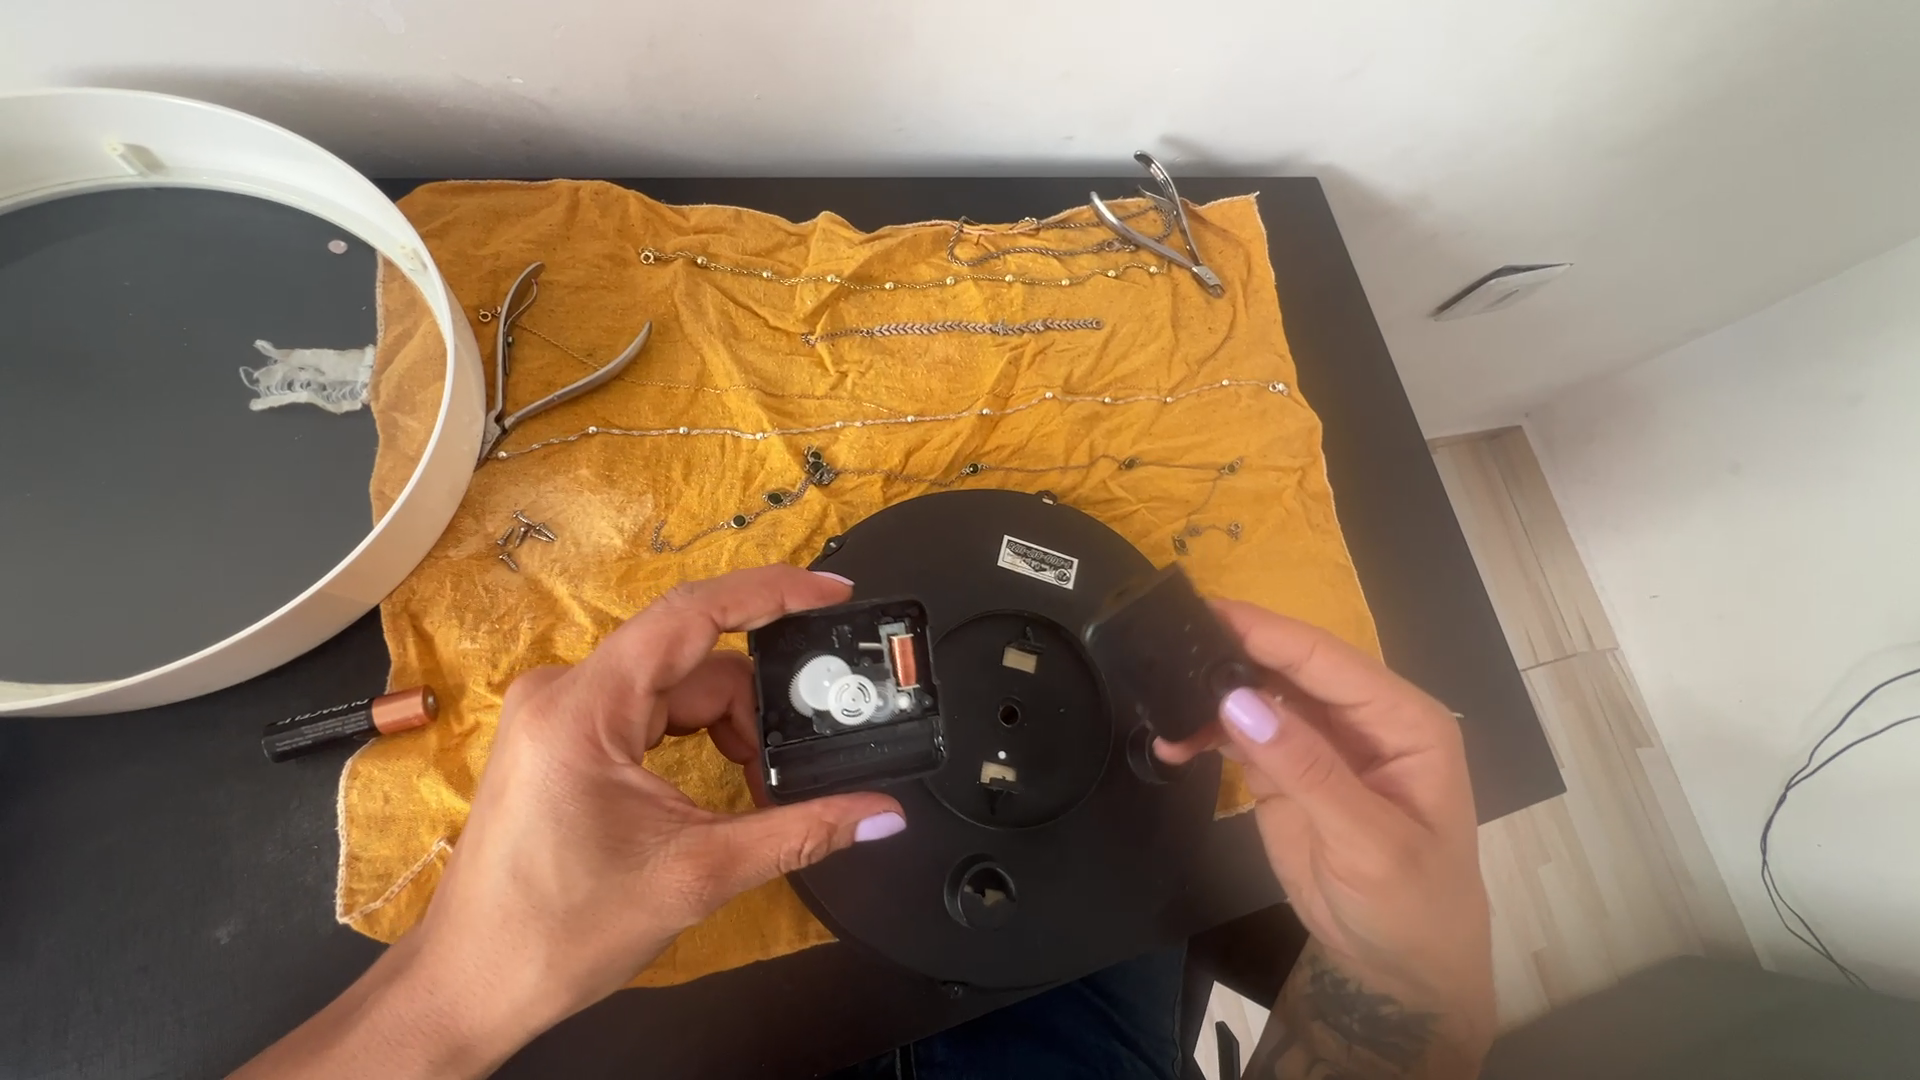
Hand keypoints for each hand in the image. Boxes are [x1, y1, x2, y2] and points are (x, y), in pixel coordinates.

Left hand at [235, 566, 904, 1078]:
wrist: (467, 989)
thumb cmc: (560, 934)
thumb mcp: (698, 874)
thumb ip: (802, 832)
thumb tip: (884, 813)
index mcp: (587, 707)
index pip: (695, 614)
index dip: (773, 592)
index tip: (835, 592)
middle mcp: (569, 689)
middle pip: (698, 661)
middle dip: (759, 707)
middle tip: (803, 753)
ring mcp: (565, 708)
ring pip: (682, 685)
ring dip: (733, 727)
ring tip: (758, 786)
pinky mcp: (569, 730)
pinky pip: (657, 706)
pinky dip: (702, 734)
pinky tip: (726, 778)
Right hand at [1156, 602, 1493, 1075]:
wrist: (1396, 969)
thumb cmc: (1410, 908)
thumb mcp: (1368, 844)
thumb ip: (1307, 768)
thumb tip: (1237, 699)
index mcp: (1400, 719)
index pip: (1325, 659)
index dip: (1266, 631)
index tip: (1204, 609)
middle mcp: (1358, 716)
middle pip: (1286, 664)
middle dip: (1228, 653)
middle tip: (1165, 642)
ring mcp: (1316, 739)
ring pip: (1255, 692)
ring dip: (1206, 694)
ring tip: (1158, 697)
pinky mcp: (1282, 764)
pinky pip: (1236, 731)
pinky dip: (1202, 731)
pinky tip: (1171, 741)